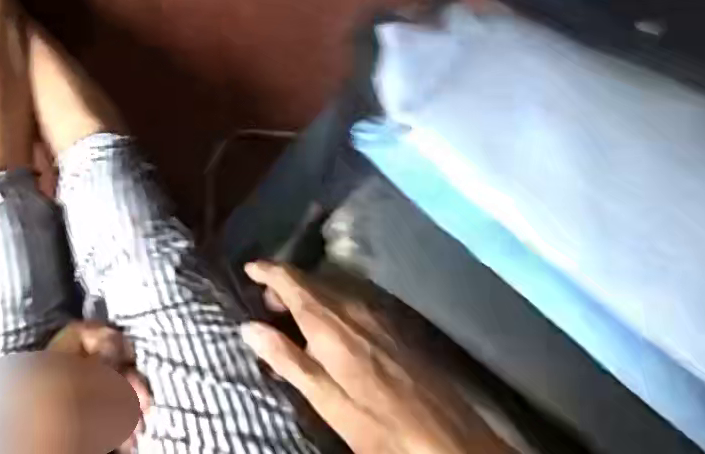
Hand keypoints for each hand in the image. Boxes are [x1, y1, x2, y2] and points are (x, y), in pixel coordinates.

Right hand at [241, 261, 515, 453]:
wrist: (455, 445)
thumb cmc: (382, 426)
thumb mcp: (328, 402)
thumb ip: (287, 360)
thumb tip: (249, 327)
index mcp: (329, 322)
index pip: (290, 279)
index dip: (266, 270)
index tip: (248, 269)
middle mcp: (351, 306)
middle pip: (309, 281)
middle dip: (285, 286)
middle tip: (268, 305)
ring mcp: (376, 314)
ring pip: (331, 290)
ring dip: (309, 296)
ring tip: (297, 320)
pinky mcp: (394, 328)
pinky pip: (351, 302)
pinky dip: (331, 306)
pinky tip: (333, 333)